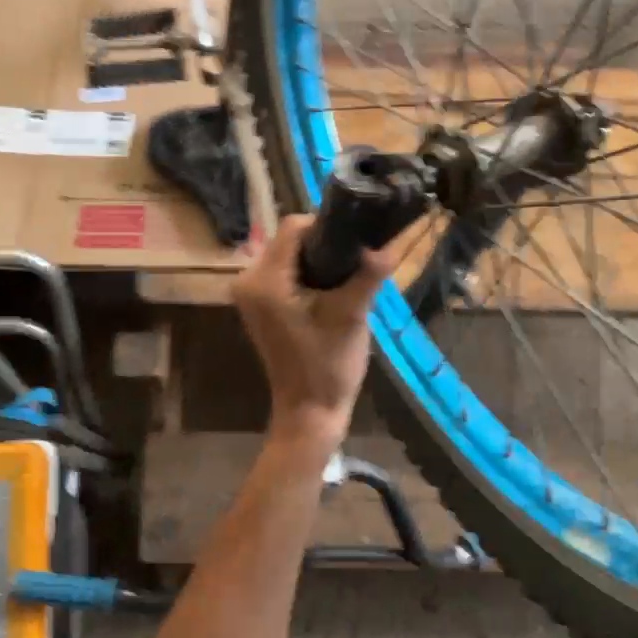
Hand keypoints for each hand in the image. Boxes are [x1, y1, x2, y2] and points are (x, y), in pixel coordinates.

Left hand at [230, 215, 395, 449]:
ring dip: (315, 258)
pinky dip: (305, 272)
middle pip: (288, 239)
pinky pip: (282, 272)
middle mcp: (248, 280)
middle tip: (356, 254)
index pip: (293, 227)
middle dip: (322, 243)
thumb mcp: (351, 316)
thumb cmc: (328, 365)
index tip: (355, 236)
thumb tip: (390, 246)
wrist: (308, 411)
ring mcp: (249, 293)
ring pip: (286, 254)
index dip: (325, 225)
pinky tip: (330, 285)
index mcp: (264, 280)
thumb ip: (367, 275)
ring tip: (348, 270)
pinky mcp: (257, 304)